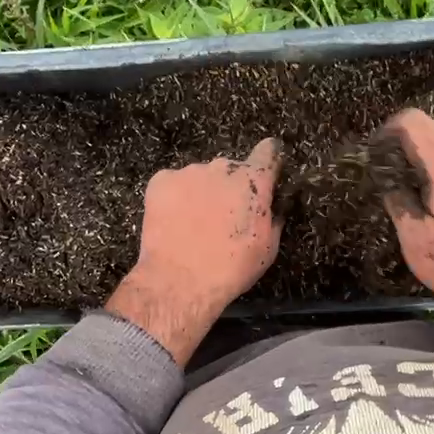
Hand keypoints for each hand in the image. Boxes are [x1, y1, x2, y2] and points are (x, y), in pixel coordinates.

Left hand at [105, 139, 282, 365]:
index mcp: (254, 181)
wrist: (180, 282)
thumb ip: (272, 218)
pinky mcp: (161, 181)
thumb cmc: (231, 270)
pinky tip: (174, 223)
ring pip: (200, 178)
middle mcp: (223, 168)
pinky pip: (173, 184)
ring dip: (201, 194)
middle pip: (230, 170)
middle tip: (222, 220)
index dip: (268, 160)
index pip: (268, 151)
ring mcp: (190, 172)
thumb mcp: (267, 250)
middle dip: (230, 188)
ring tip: (194, 227)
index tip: (265, 171)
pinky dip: (175, 198)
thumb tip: (272, 207)